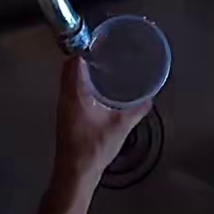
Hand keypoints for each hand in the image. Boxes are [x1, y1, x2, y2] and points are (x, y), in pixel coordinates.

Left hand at [51, 57, 150, 201]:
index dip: (82, 47)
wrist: (75, 176)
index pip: (73, 64)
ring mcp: (64, 107)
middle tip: (103, 46)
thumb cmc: (94, 149)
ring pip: (68, 79)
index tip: (97, 38)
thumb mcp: (120, 127)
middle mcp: (66, 98)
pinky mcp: (67, 116)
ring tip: (102, 60)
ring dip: (80, 68)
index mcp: (75, 96)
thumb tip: (150, 96)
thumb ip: (136, 110)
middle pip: (69, 68)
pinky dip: (80, 80)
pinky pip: (71, 89)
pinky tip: (97, 84)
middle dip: (83, 55)